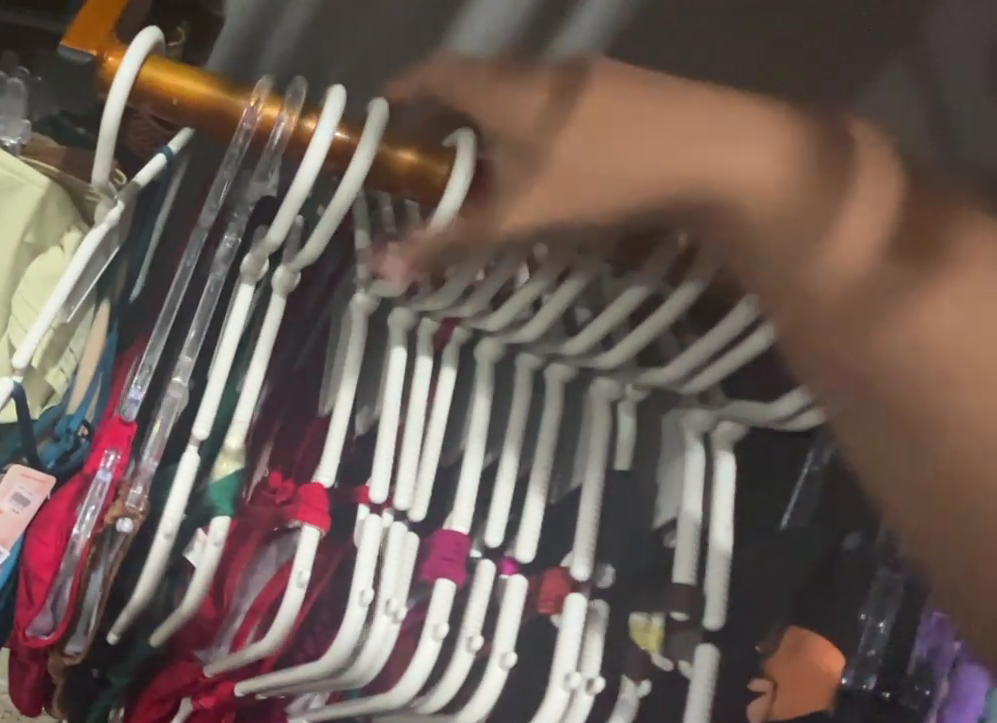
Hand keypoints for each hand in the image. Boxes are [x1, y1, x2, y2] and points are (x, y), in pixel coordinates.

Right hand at [381, 53, 797, 279]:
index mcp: (507, 92)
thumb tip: (379, 270)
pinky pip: (547, 101)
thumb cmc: (604, 179)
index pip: (437, 72)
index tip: (377, 114)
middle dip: (436, 113)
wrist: (725, 154)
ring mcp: (587, 78)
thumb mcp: (513, 220)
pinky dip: (517, 125)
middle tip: (415, 153)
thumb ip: (444, 242)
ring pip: (514, 91)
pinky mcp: (620, 91)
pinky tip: (528, 164)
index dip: (402, 89)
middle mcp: (542, 73)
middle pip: (473, 81)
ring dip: (480, 121)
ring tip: (468, 165)